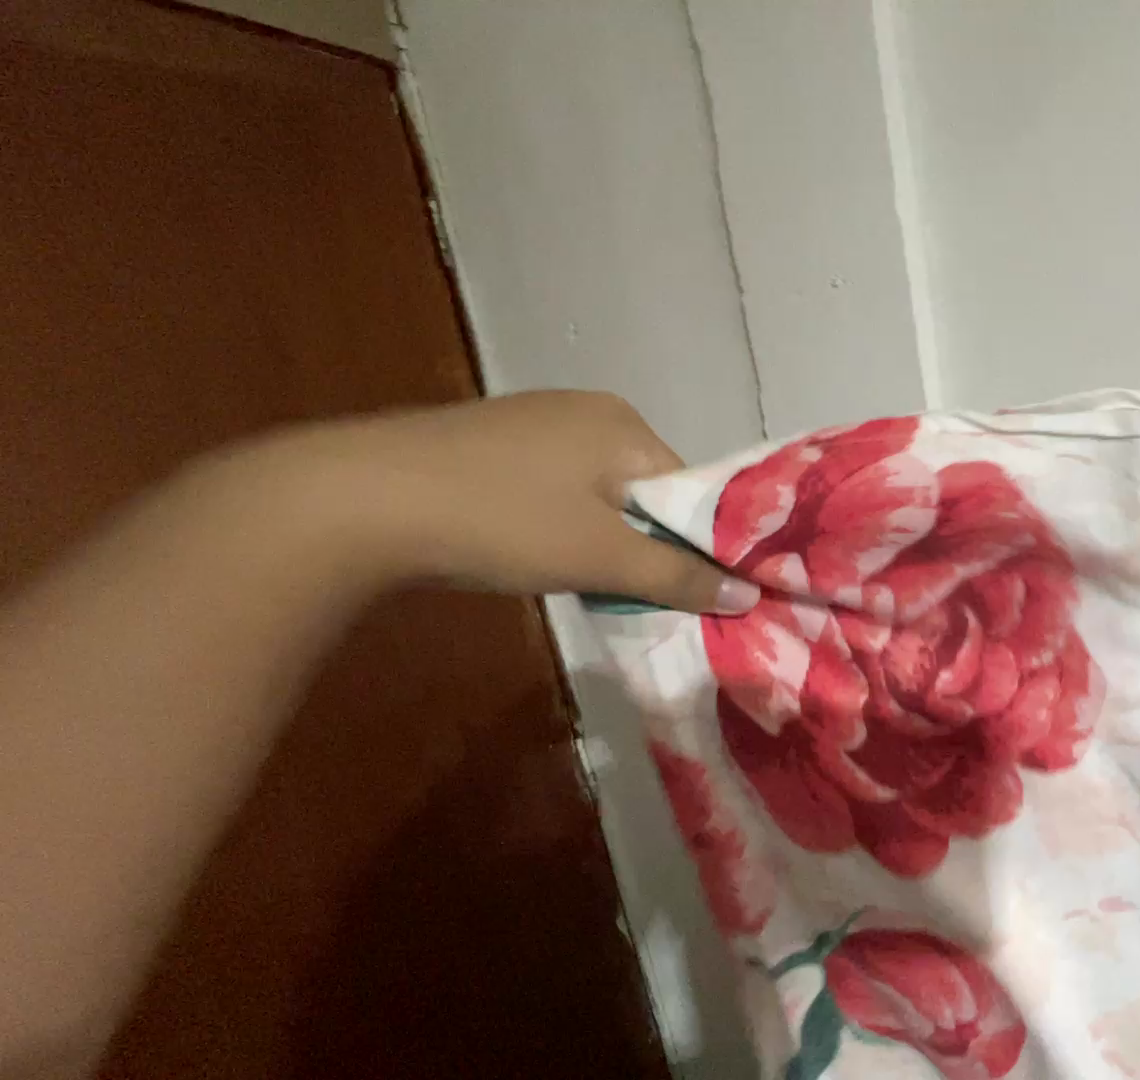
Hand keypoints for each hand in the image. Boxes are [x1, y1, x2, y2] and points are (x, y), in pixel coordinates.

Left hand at [227, 390, 758, 613]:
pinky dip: (559, 519)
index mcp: (626, 425)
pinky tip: (527, 544)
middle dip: (645, 540)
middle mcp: (589, 408)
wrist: (351, 501)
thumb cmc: (501, 521)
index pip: (692, 490)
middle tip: (624, 588)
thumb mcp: (601, 558)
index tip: (685, 590)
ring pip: (600, 489)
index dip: (694, 543)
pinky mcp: (491, 437)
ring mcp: (534, 417)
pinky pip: (555, 483)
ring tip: (572, 573)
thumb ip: (679, 575)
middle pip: (647, 489)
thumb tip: (750, 593)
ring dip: (601, 534)